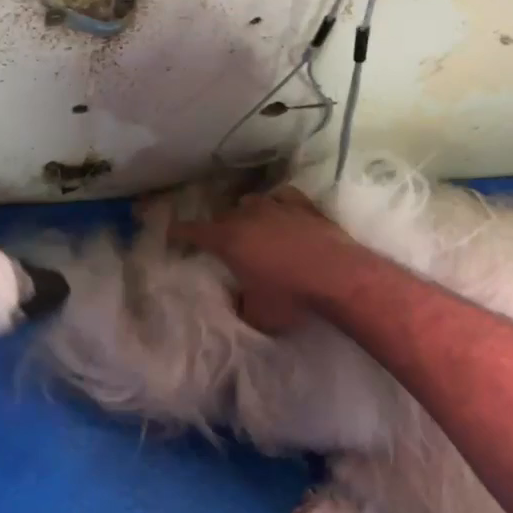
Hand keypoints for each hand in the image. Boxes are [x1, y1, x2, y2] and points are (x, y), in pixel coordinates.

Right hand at [171, 187, 353, 334]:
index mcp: (227, 239)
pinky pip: (282, 197)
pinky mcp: (304, 205)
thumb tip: (238, 300)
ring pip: (251, 202)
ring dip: (246, 214)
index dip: (179, 233)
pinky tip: (281, 213)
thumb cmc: (291, 296)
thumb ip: (241, 305)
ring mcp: (276, 206)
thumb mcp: (257, 315)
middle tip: (220, 242)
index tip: (171, 234)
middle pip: (222, 216)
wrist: (340, 277)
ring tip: (251, 227)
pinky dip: (277, 204)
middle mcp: (246, 216)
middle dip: (217, 228)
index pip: (192, 231)